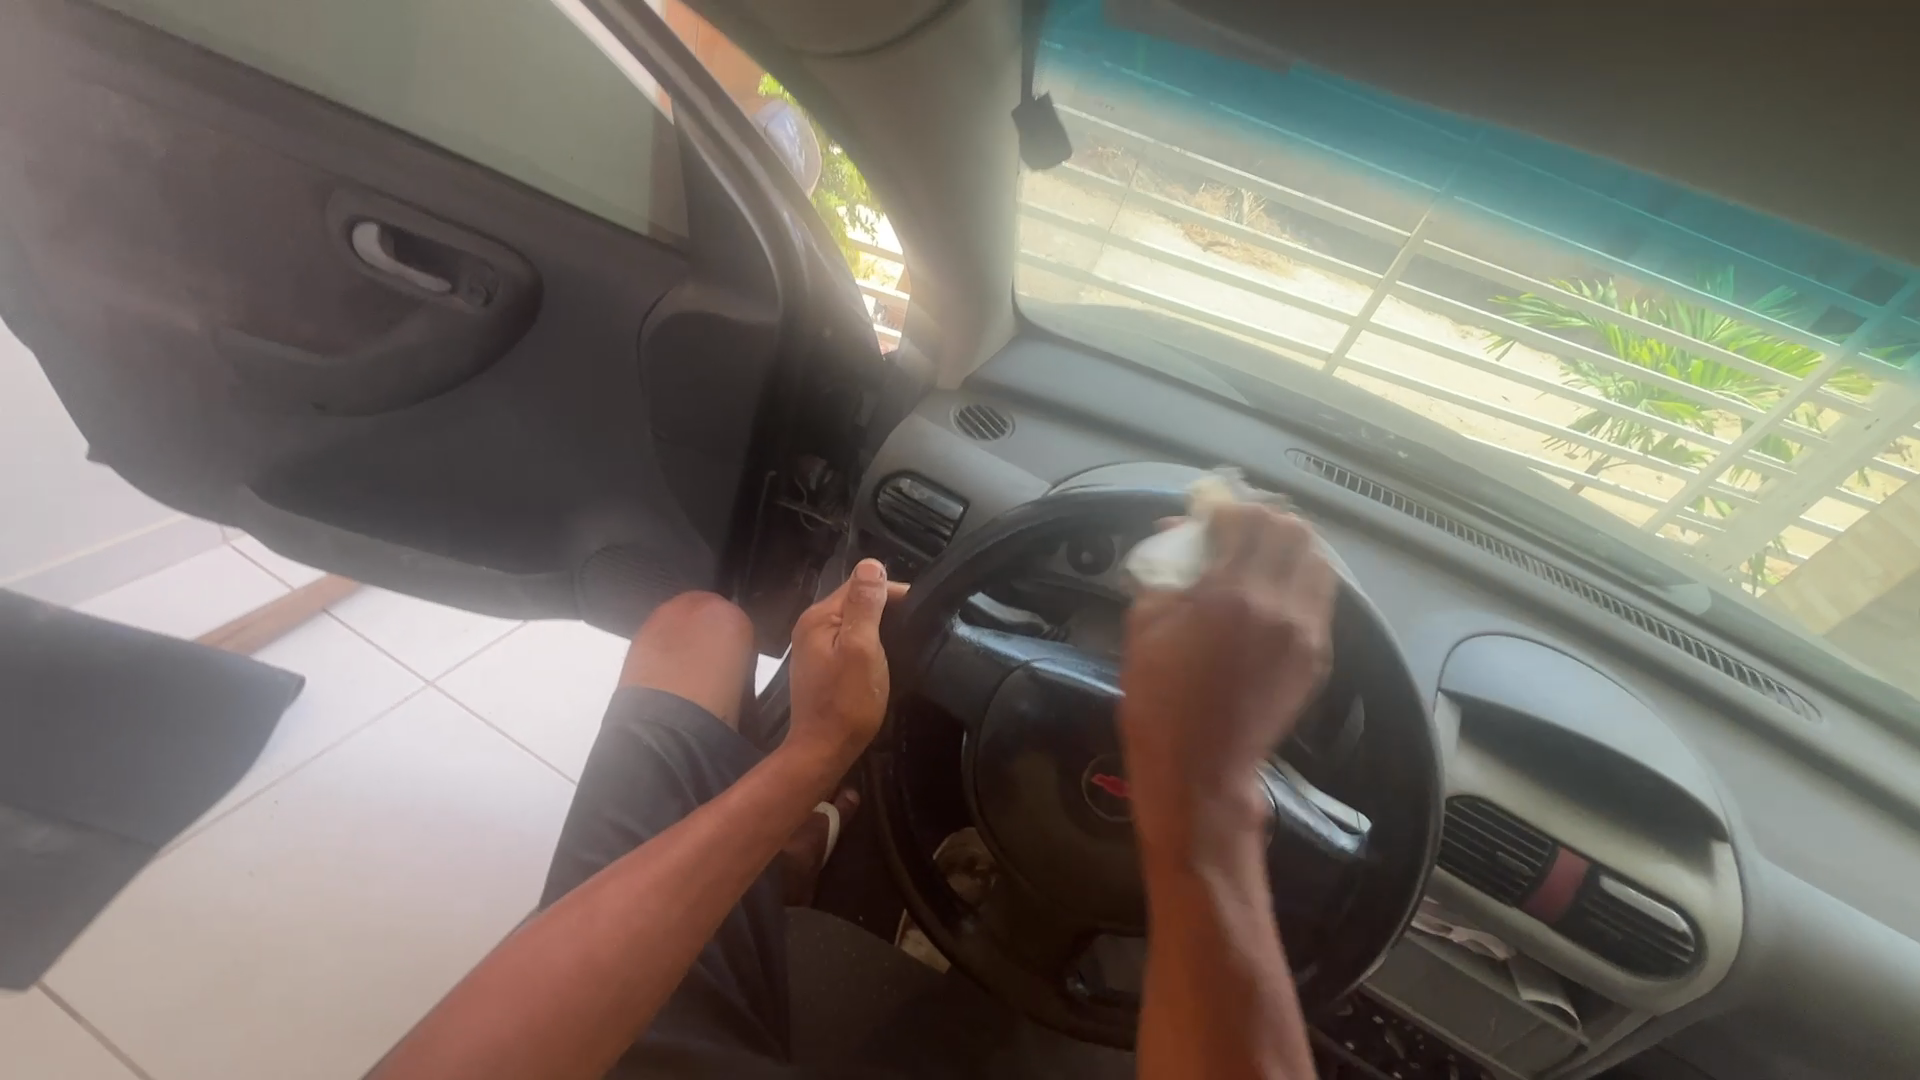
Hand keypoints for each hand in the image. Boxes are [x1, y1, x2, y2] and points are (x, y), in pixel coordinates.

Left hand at [785, 558, 905, 764]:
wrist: (824, 749)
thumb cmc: (847, 701)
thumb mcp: (861, 648)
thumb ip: (865, 605)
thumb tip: (871, 564)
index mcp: (819, 616)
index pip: (860, 584)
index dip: (892, 592)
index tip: (921, 609)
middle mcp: (812, 624)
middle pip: (857, 600)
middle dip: (887, 608)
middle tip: (919, 625)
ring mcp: (814, 645)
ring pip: (855, 621)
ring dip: (880, 625)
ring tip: (907, 638)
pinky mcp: (822, 663)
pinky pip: (850, 639)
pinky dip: (870, 641)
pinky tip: (886, 654)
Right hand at [1119, 503, 1336, 855]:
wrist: (1200, 764)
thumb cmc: (1158, 696)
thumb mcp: (1144, 624)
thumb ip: (1164, 571)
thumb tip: (1179, 536)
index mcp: (1229, 594)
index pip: (1246, 519)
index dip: (1224, 506)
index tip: (1205, 510)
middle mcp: (1278, 605)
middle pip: (1292, 530)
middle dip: (1260, 520)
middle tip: (1232, 530)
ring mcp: (1305, 631)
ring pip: (1317, 559)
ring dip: (1287, 546)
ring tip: (1257, 557)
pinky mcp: (1317, 655)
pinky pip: (1319, 597)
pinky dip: (1297, 580)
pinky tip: (1269, 593)